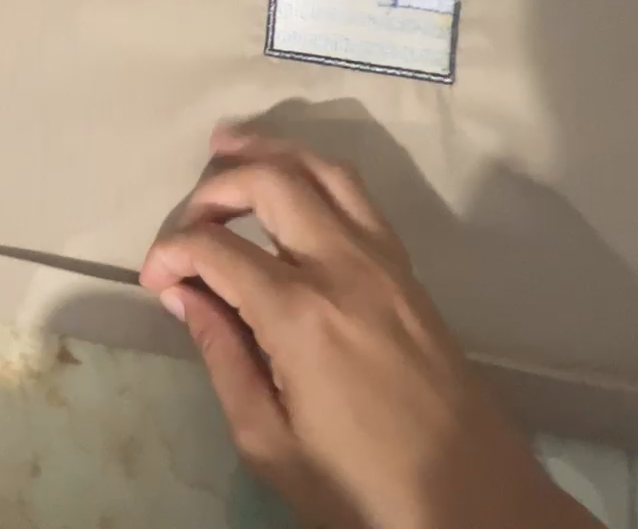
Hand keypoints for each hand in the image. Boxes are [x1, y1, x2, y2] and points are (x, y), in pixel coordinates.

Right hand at [141, 127, 601, 528]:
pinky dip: (312, 170)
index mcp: (301, 315)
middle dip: (214, 186)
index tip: (154, 278)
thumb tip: (182, 291)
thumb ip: (220, 352)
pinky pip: (356, 194)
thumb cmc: (365, 488)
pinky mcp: (407, 269)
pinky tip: (287, 179)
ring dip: (269, 149)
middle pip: (269, 182)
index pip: (214, 248)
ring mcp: (384, 262)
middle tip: (187, 217)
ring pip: (322, 169)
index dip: (170, 253)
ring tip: (227, 144)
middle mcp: (343, 268)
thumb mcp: (269, 439)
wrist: (482, 512)